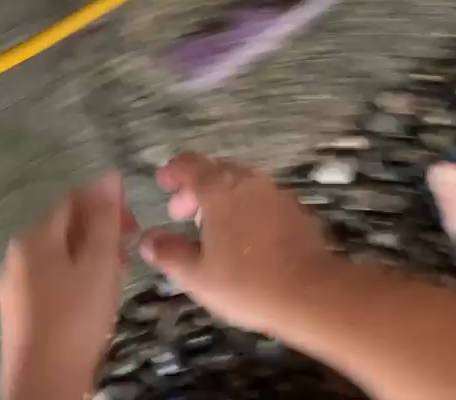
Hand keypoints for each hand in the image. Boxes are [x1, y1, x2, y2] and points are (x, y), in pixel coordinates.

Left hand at [0, 172, 137, 399]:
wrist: (44, 388)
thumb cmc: (75, 319)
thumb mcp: (100, 263)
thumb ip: (105, 218)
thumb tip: (109, 176)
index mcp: (34, 237)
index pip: (73, 198)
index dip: (106, 203)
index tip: (133, 224)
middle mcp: (18, 254)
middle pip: (66, 225)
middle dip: (101, 231)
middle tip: (129, 250)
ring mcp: (15, 283)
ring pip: (62, 252)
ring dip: (93, 254)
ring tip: (118, 276)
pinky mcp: (20, 309)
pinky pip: (52, 276)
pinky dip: (78, 276)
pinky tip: (96, 297)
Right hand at [137, 152, 338, 331]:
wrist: (308, 290)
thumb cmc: (245, 282)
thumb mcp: (197, 275)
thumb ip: (169, 253)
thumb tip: (147, 239)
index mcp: (220, 189)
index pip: (191, 165)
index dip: (174, 171)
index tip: (162, 182)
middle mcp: (248, 181)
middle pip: (216, 171)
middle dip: (195, 188)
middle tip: (181, 213)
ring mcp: (274, 192)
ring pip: (240, 183)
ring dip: (221, 197)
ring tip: (210, 228)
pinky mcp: (293, 208)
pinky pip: (260, 198)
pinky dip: (244, 207)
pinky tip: (243, 236)